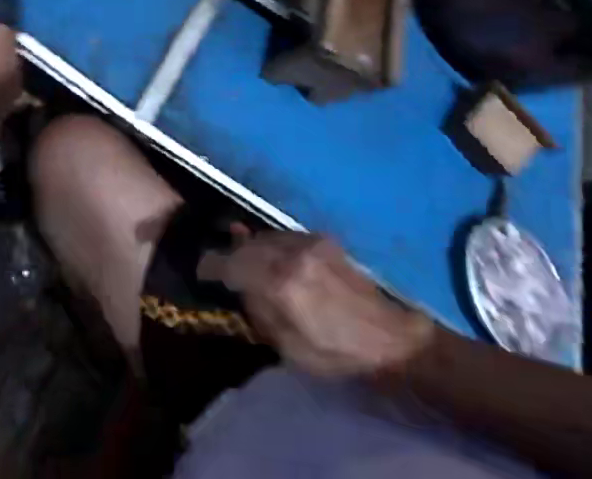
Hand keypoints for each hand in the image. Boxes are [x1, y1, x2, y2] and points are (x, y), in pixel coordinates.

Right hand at [199, 231, 434, 378]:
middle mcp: (294, 251)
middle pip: (249, 243)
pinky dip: (273, 245)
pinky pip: (287, 237)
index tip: (201, 269)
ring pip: (268, 236)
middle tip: (221, 265)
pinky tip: (274, 258)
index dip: (212, 264)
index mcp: (282, 282)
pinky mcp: (325, 239)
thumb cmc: (336, 354)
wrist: (390, 337)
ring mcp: (311, 241)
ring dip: (253, 246)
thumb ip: (259, 310)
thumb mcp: (288, 347)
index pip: (234, 262)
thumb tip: (241, 287)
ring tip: (245, 260)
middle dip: (232, 252)